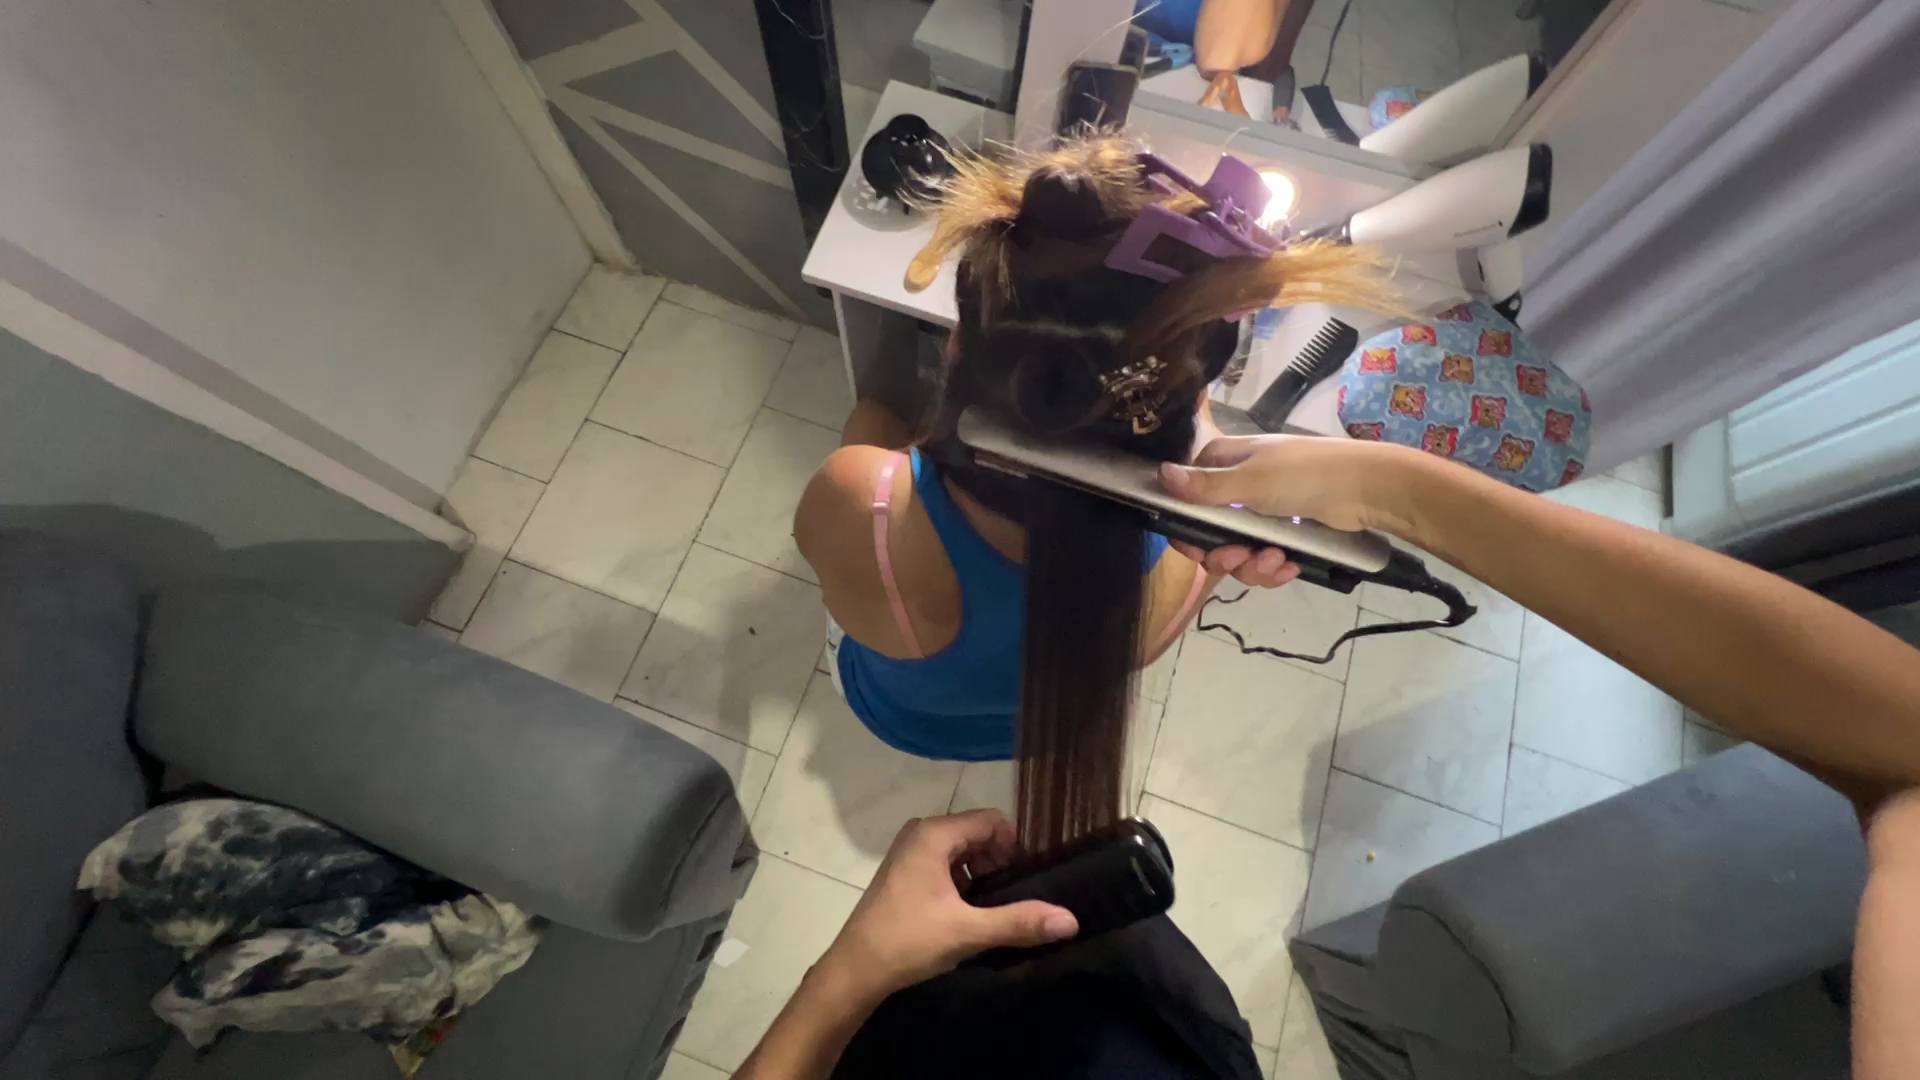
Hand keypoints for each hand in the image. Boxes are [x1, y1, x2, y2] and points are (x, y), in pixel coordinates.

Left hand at [816, 811, 1078, 1001]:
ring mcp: (910, 850)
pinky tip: (966, 912)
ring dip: (980, 872)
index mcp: (935, 834)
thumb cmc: (909, 941)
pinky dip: (961, 879)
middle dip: (998, 860)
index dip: (1013, 846)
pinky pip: (945, 861)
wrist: (855, 970)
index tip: (1024, 880)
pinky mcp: (905, 870)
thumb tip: (1071, 919)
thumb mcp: (968, 931)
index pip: (991, 820)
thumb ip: (1019, 921)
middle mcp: (922, 832)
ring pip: (961, 848)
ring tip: (990, 908)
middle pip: (976, 832)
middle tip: (1009, 898)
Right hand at [1160, 434, 1417, 582]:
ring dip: (1251, 565)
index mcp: (1224, 465)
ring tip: (1274, 561)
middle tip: (1238, 558)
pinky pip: (1263, 560)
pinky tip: (1287, 567)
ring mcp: (1261, 512)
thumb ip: (1203, 486)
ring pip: (1236, 552)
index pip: (1186, 498)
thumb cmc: (1304, 474)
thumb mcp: (1249, 481)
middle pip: (1210, 534)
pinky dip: (1272, 569)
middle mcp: (1237, 488)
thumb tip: (1159, 474)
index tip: (1195, 547)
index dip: (1187, 528)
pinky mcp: (1284, 534)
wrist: (1368, 490)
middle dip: (1223, 553)